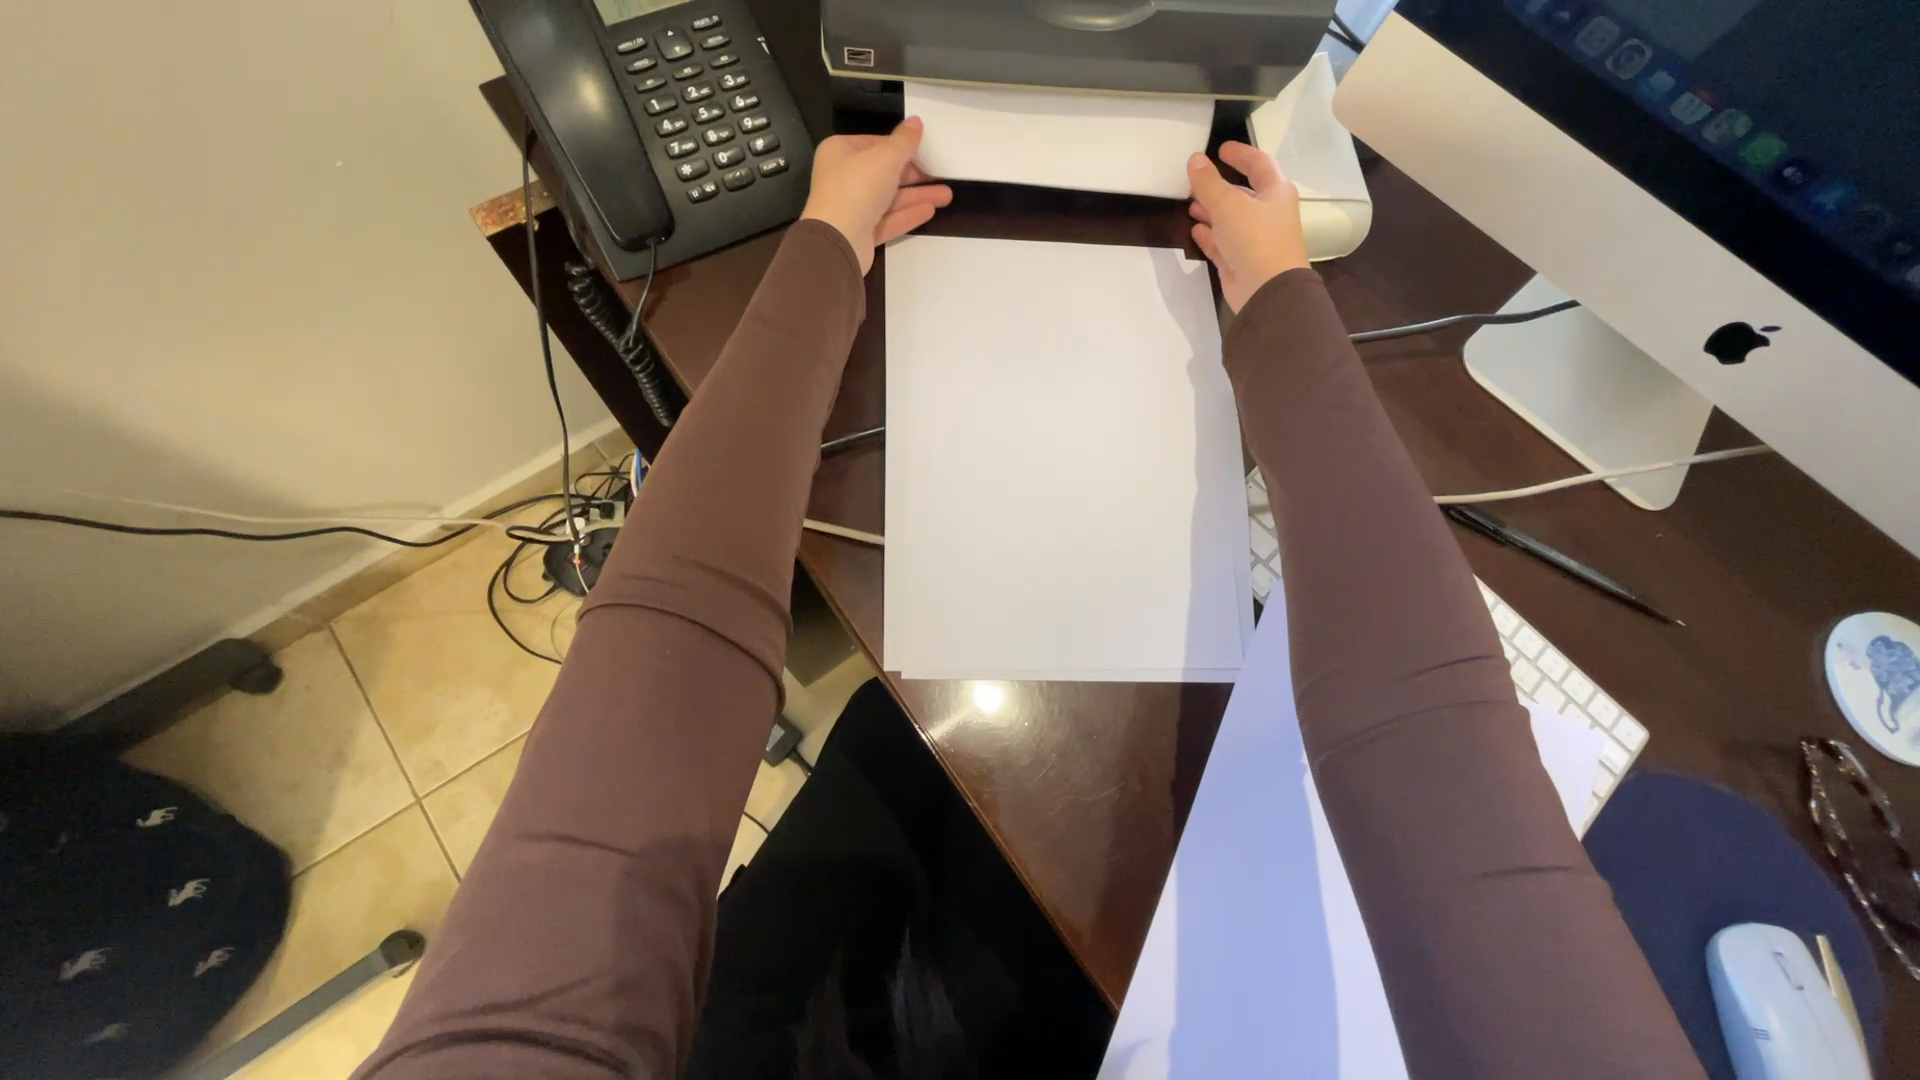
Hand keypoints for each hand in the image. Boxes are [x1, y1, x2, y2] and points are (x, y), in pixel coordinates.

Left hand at [801, 117, 953, 274]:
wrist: (838, 240)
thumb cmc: (858, 187)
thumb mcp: (885, 157)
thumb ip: (904, 141)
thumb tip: (916, 122)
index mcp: (840, 152)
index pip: (874, 144)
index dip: (900, 146)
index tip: (925, 149)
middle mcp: (844, 178)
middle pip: (884, 173)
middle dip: (914, 175)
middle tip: (941, 173)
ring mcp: (852, 209)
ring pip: (889, 199)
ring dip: (917, 196)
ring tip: (947, 195)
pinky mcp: (862, 234)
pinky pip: (888, 220)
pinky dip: (907, 215)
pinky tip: (930, 211)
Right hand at [1187, 142, 1309, 311]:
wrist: (1267, 290)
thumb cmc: (1255, 239)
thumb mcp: (1229, 205)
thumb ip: (1208, 182)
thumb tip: (1194, 159)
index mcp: (1275, 192)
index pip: (1259, 164)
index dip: (1241, 154)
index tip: (1221, 149)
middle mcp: (1267, 214)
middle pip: (1242, 193)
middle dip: (1219, 186)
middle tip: (1196, 181)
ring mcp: (1254, 239)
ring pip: (1230, 219)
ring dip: (1211, 211)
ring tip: (1190, 204)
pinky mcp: (1240, 261)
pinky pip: (1222, 242)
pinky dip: (1209, 235)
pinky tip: (1194, 229)